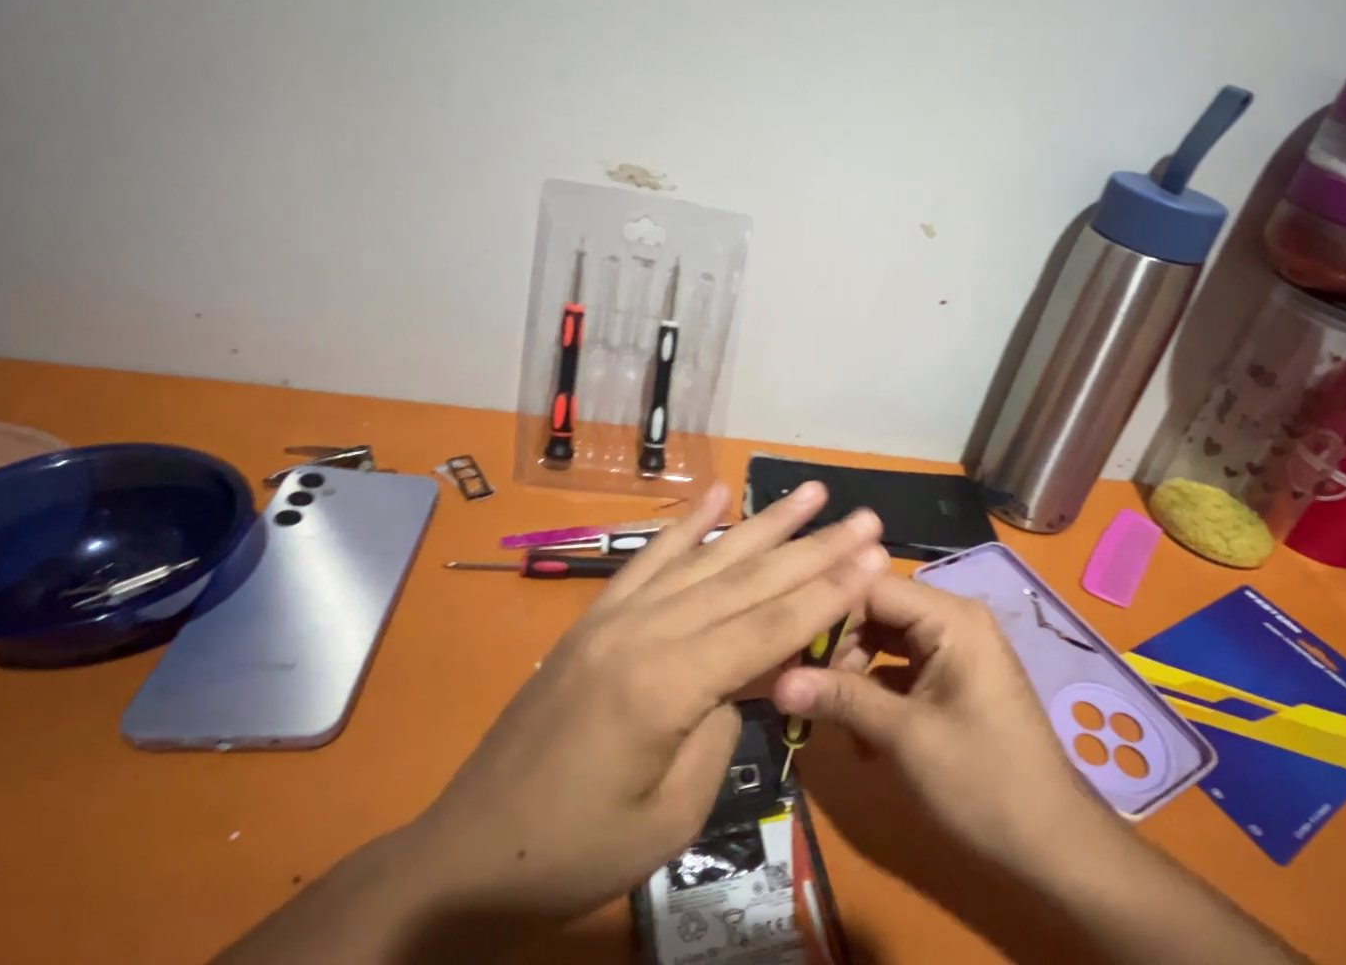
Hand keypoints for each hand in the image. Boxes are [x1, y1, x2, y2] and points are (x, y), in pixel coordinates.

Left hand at [414, 481, 887, 928]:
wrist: (468, 853)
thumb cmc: (576, 852)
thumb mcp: (671, 815)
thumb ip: (719, 732)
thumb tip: (744, 678)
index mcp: (664, 686)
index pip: (766, 628)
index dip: (827, 594)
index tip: (877, 558)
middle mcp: (641, 633)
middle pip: (745, 582)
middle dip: (813, 549)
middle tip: (866, 518)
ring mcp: (612, 619)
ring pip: (703, 560)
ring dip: (763, 525)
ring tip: (810, 491)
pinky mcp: (592, 621)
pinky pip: (646, 561)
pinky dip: (685, 525)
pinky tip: (716, 494)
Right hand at [771, 575, 1108, 878]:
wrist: (1052, 842)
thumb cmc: (983, 781)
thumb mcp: (904, 736)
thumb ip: (840, 699)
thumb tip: (776, 683)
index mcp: (951, 617)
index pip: (869, 587)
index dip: (824, 613)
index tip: (782, 650)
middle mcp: (954, 621)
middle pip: (875, 613)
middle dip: (835, 649)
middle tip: (796, 689)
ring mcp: (956, 652)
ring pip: (883, 644)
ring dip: (851, 678)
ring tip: (825, 719)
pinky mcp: (954, 682)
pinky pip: (901, 671)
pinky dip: (875, 697)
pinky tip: (858, 740)